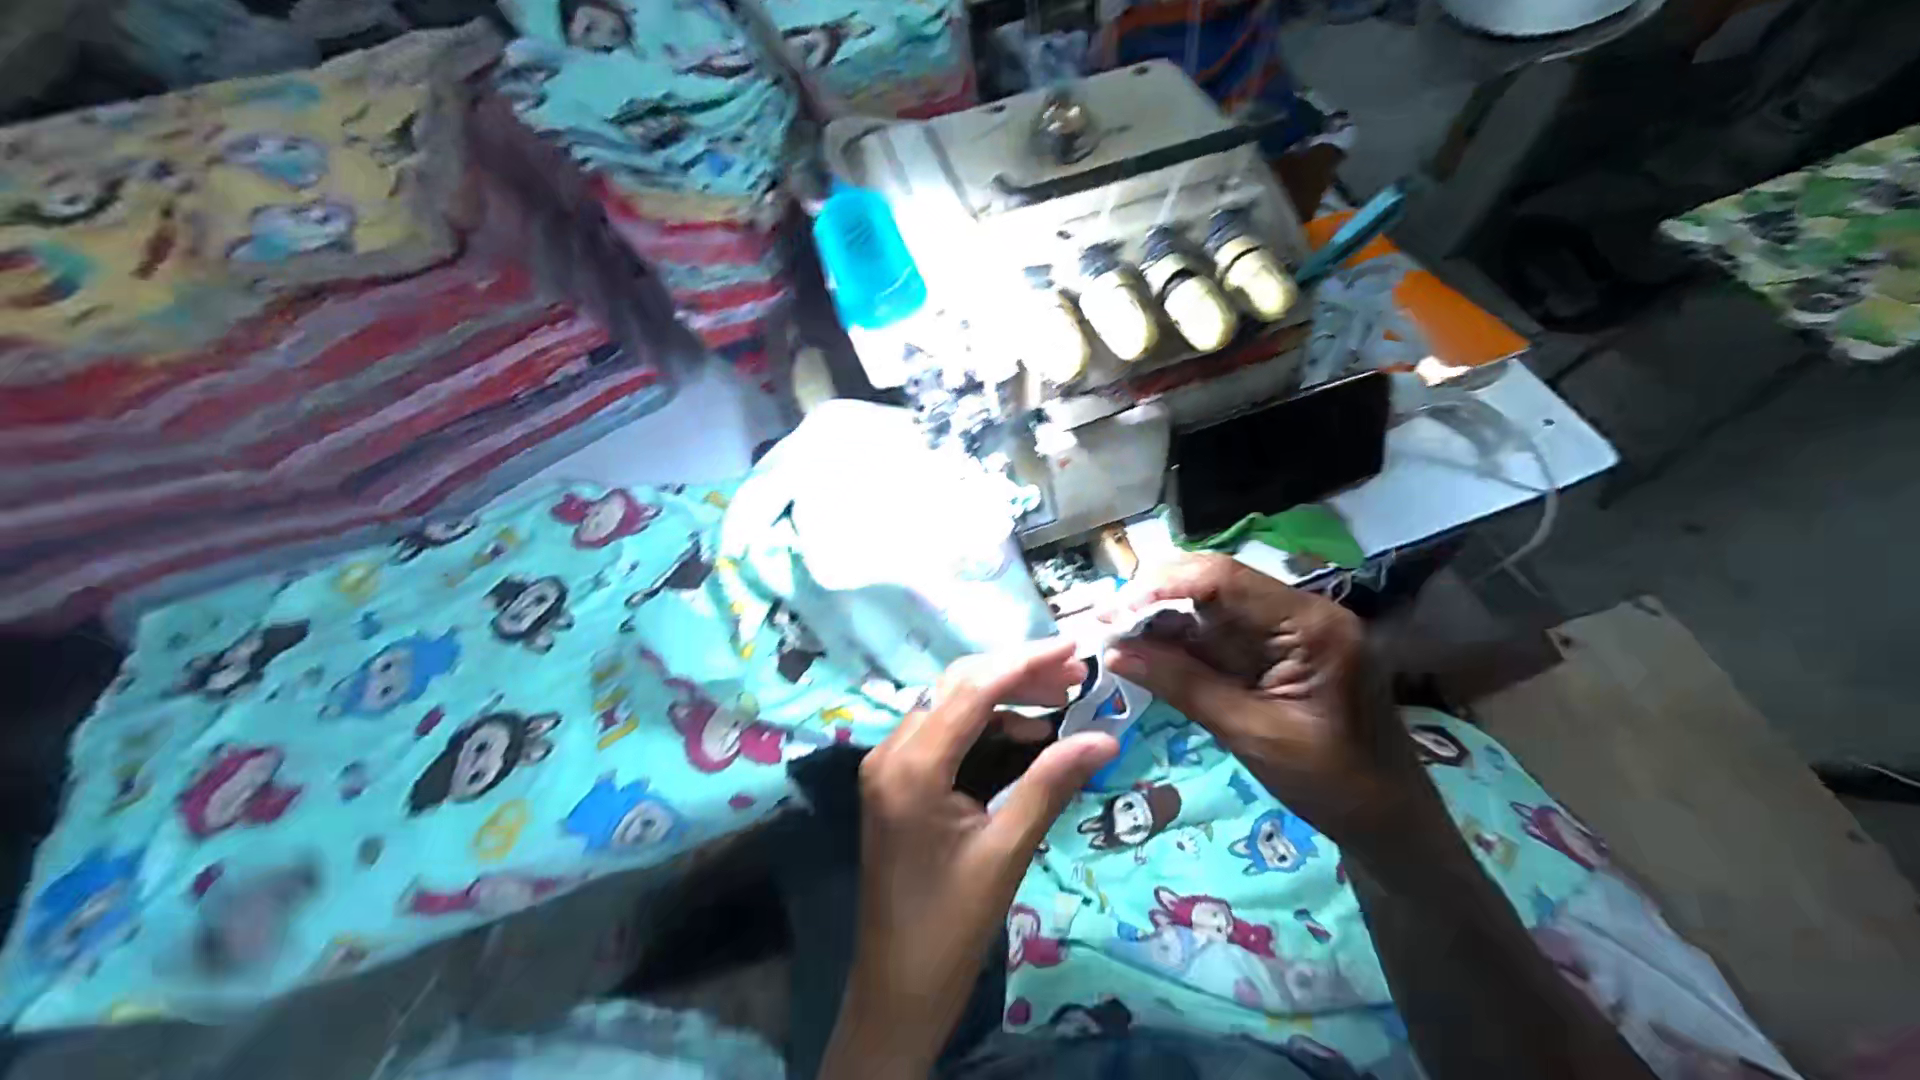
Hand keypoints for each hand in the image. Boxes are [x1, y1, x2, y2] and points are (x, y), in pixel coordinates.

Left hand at [823, 639, 1119, 1078]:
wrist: (898, 985)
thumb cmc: (951, 925)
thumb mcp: (1007, 851)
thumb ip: (1050, 784)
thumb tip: (1105, 737)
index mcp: (910, 768)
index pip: (971, 691)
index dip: (1025, 663)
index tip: (1073, 648)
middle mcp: (891, 752)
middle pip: (957, 686)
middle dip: (1016, 672)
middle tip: (1074, 674)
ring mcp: (888, 763)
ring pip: (950, 703)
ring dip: (1003, 695)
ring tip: (1060, 697)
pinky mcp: (897, 778)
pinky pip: (944, 730)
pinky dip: (985, 722)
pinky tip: (1026, 733)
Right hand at [1103, 553, 1433, 846]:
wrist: (1386, 819)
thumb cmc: (1331, 783)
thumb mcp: (1250, 734)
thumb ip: (1183, 685)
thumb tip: (1116, 652)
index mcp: (1312, 626)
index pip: (1225, 581)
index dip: (1162, 587)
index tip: (1115, 612)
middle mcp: (1301, 612)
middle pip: (1214, 581)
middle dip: (1155, 596)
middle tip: (1106, 621)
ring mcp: (1288, 628)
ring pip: (1209, 603)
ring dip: (1160, 616)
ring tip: (1112, 632)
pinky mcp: (1275, 647)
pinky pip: (1217, 630)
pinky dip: (1178, 637)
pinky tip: (1143, 645)